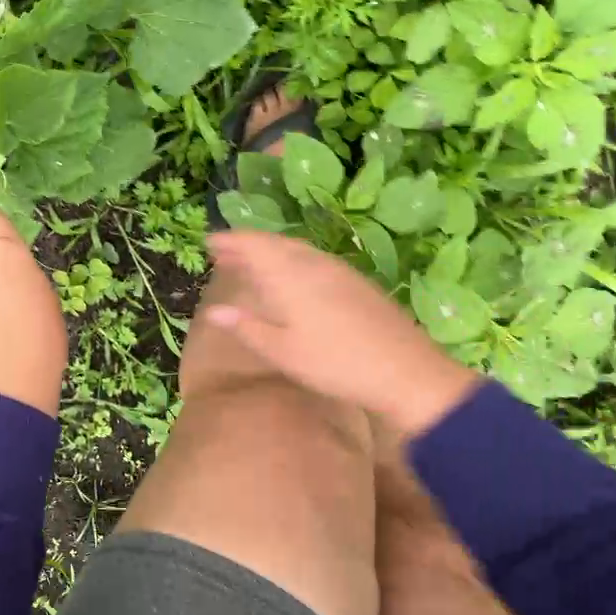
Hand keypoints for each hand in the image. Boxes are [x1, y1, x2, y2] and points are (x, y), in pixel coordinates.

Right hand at [202, 229, 482, 438]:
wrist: (405, 372)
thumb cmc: (335, 363)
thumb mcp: (282, 351)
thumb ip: (246, 327)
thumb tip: (213, 311)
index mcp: (290, 276)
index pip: (253, 246)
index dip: (230, 242)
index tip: (209, 243)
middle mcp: (313, 264)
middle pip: (275, 243)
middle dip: (247, 245)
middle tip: (224, 253)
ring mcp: (338, 271)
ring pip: (296, 250)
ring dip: (270, 251)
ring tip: (251, 263)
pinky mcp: (356, 282)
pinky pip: (313, 259)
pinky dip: (291, 260)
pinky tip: (291, 277)